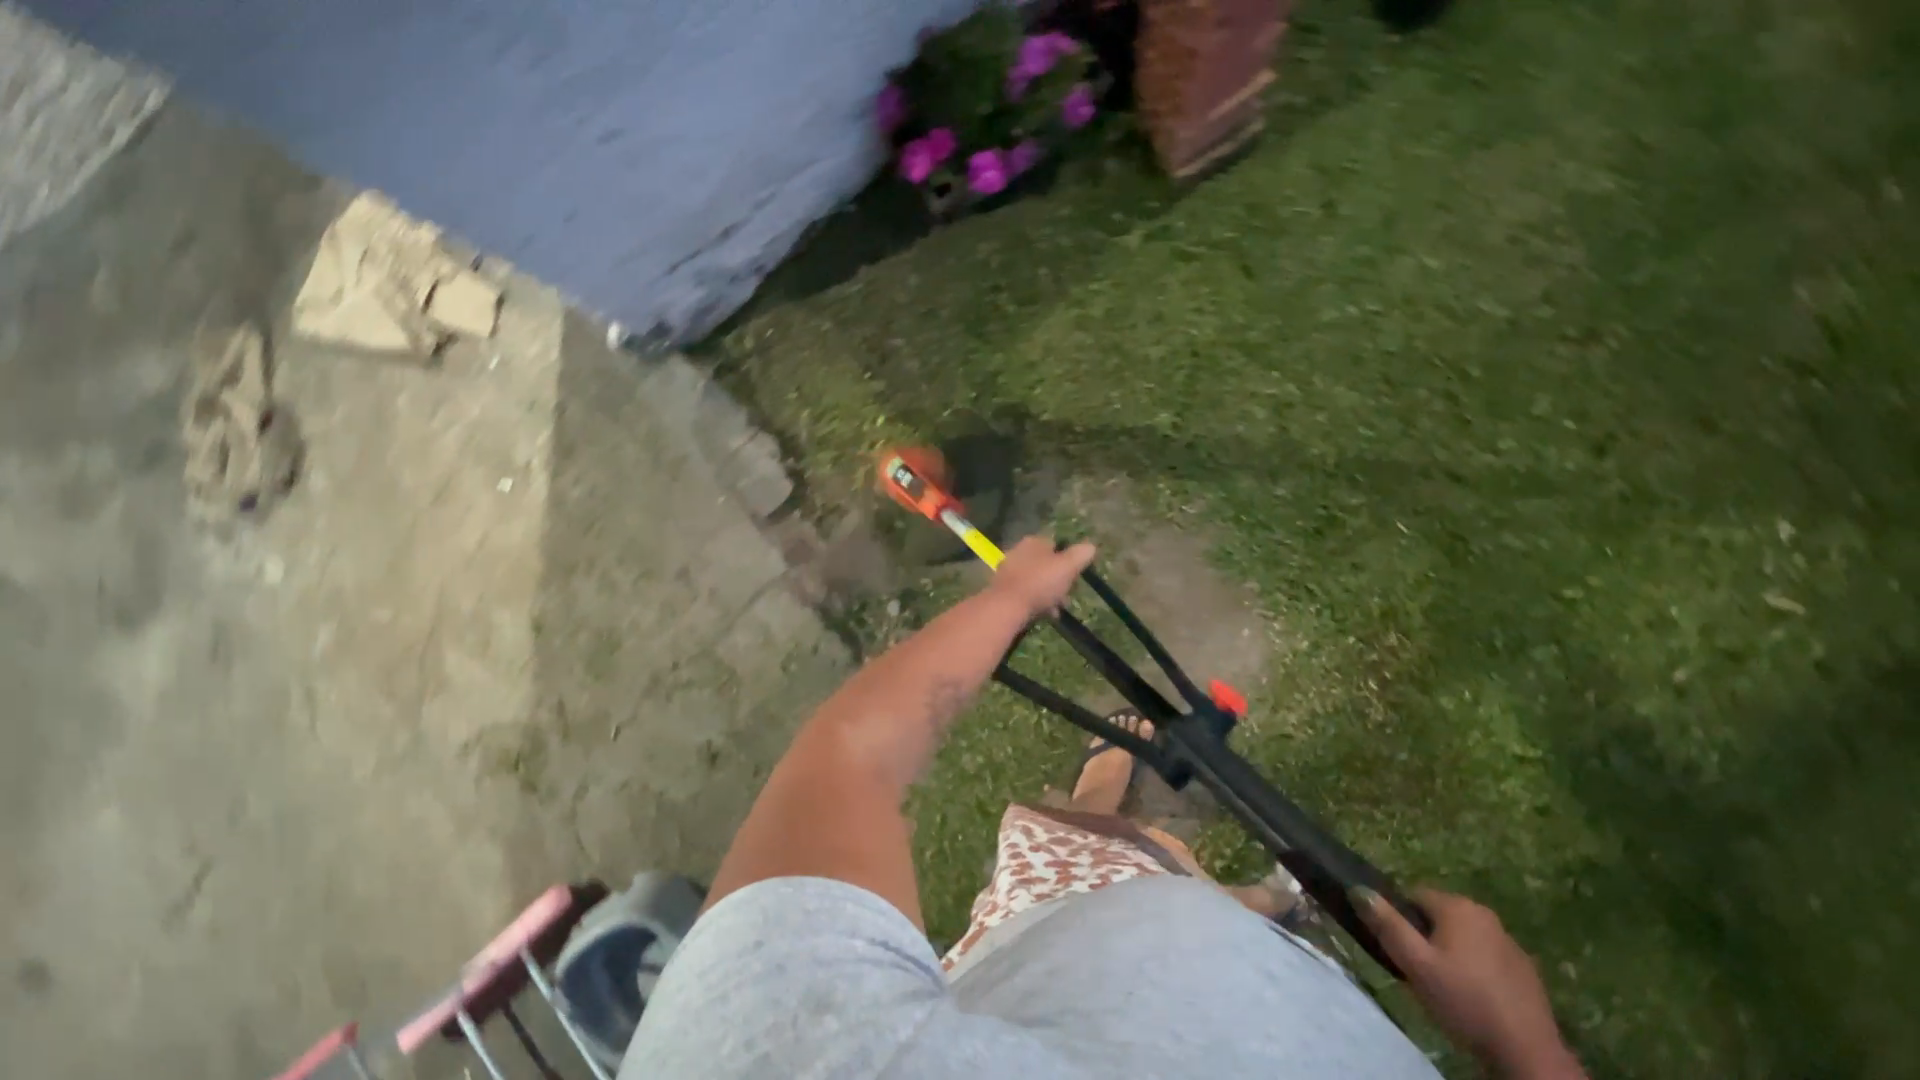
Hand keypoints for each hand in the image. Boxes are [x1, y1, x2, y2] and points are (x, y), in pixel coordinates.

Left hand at [987, 536, 1096, 617]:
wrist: (1006, 606)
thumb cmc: (1040, 583)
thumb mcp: (1068, 566)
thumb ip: (1081, 554)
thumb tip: (1090, 547)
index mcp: (1034, 541)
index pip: (1057, 545)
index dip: (1069, 560)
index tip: (1076, 576)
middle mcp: (1018, 551)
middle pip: (1046, 564)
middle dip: (1059, 580)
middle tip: (1067, 596)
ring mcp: (1007, 570)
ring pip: (1036, 580)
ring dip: (1048, 593)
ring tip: (1057, 609)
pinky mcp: (1002, 589)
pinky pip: (1025, 593)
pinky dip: (1035, 601)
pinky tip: (1043, 613)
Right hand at [1357, 887, 1583, 1079]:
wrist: (1525, 1049)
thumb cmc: (1462, 1000)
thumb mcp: (1415, 964)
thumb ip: (1387, 925)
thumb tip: (1359, 889)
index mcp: (1457, 907)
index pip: (1413, 895)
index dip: (1400, 919)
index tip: (1398, 949)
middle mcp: (1485, 914)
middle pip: (1439, 915)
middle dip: (1425, 936)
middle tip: (1417, 970)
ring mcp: (1509, 940)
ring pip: (1464, 936)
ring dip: (1450, 951)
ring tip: (1443, 986)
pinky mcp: (1524, 967)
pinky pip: (1486, 955)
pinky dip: (1474, 967)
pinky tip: (1473, 996)